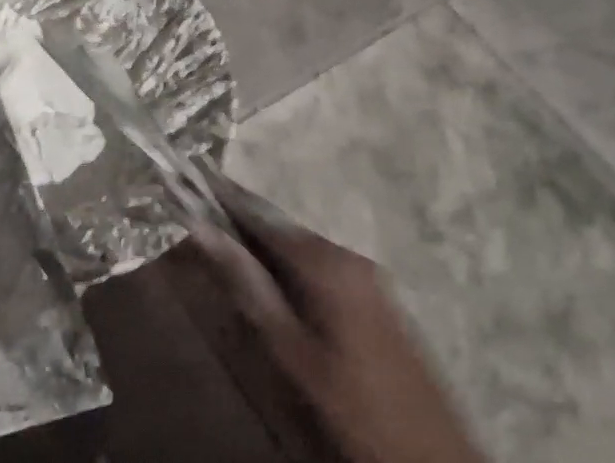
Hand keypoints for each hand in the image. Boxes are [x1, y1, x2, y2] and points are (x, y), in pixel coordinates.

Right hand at [188, 179, 486, 462]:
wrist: (428, 452)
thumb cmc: (349, 399)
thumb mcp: (288, 345)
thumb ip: (245, 283)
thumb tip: (200, 229)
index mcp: (327, 262)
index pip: (260, 213)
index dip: (221, 195)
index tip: (186, 178)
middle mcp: (349, 256)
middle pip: (280, 227)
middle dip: (238, 221)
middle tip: (196, 218)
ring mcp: (367, 275)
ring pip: (297, 246)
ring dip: (260, 244)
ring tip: (221, 246)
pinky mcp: (374, 295)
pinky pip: (316, 263)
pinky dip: (285, 263)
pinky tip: (266, 278)